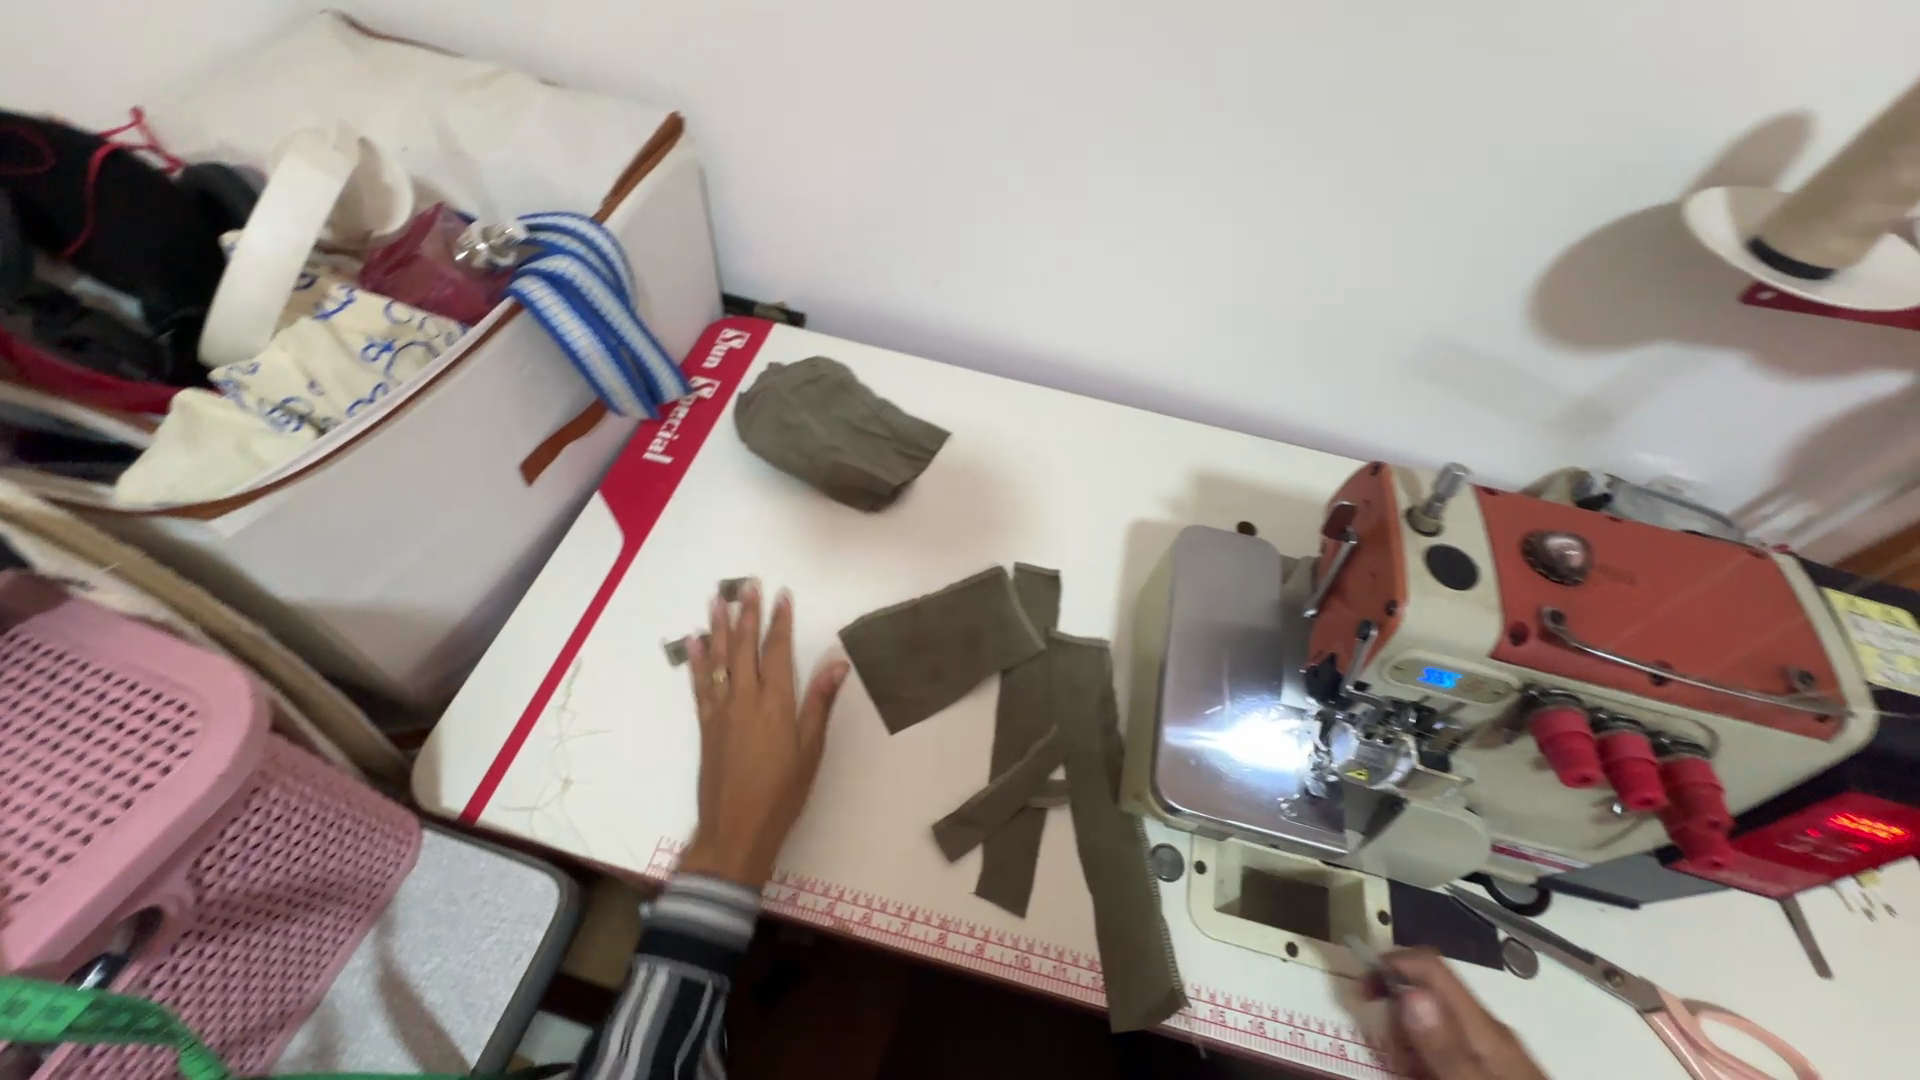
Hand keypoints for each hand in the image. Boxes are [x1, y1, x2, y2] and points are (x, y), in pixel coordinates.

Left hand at [680, 581, 850, 887]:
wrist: (736, 829)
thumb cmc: (783, 792)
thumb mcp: (811, 750)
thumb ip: (820, 703)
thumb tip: (838, 663)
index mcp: (775, 703)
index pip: (778, 651)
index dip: (780, 621)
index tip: (782, 594)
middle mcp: (744, 699)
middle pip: (745, 647)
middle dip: (747, 614)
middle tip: (746, 585)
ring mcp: (720, 711)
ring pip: (718, 659)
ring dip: (718, 628)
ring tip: (716, 600)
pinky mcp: (705, 725)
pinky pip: (700, 685)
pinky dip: (696, 661)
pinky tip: (693, 642)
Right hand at [1370, 949, 1550, 1079]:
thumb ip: (1444, 1046)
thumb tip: (1410, 992)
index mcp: (1483, 1028)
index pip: (1431, 966)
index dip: (1390, 964)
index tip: (1364, 994)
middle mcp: (1487, 1030)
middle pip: (1425, 995)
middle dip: (1398, 1020)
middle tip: (1396, 1061)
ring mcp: (1491, 1050)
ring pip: (1431, 1023)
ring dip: (1410, 1046)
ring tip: (1410, 1075)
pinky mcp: (1491, 1068)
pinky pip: (1446, 1048)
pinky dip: (1426, 1061)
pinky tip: (1425, 1077)